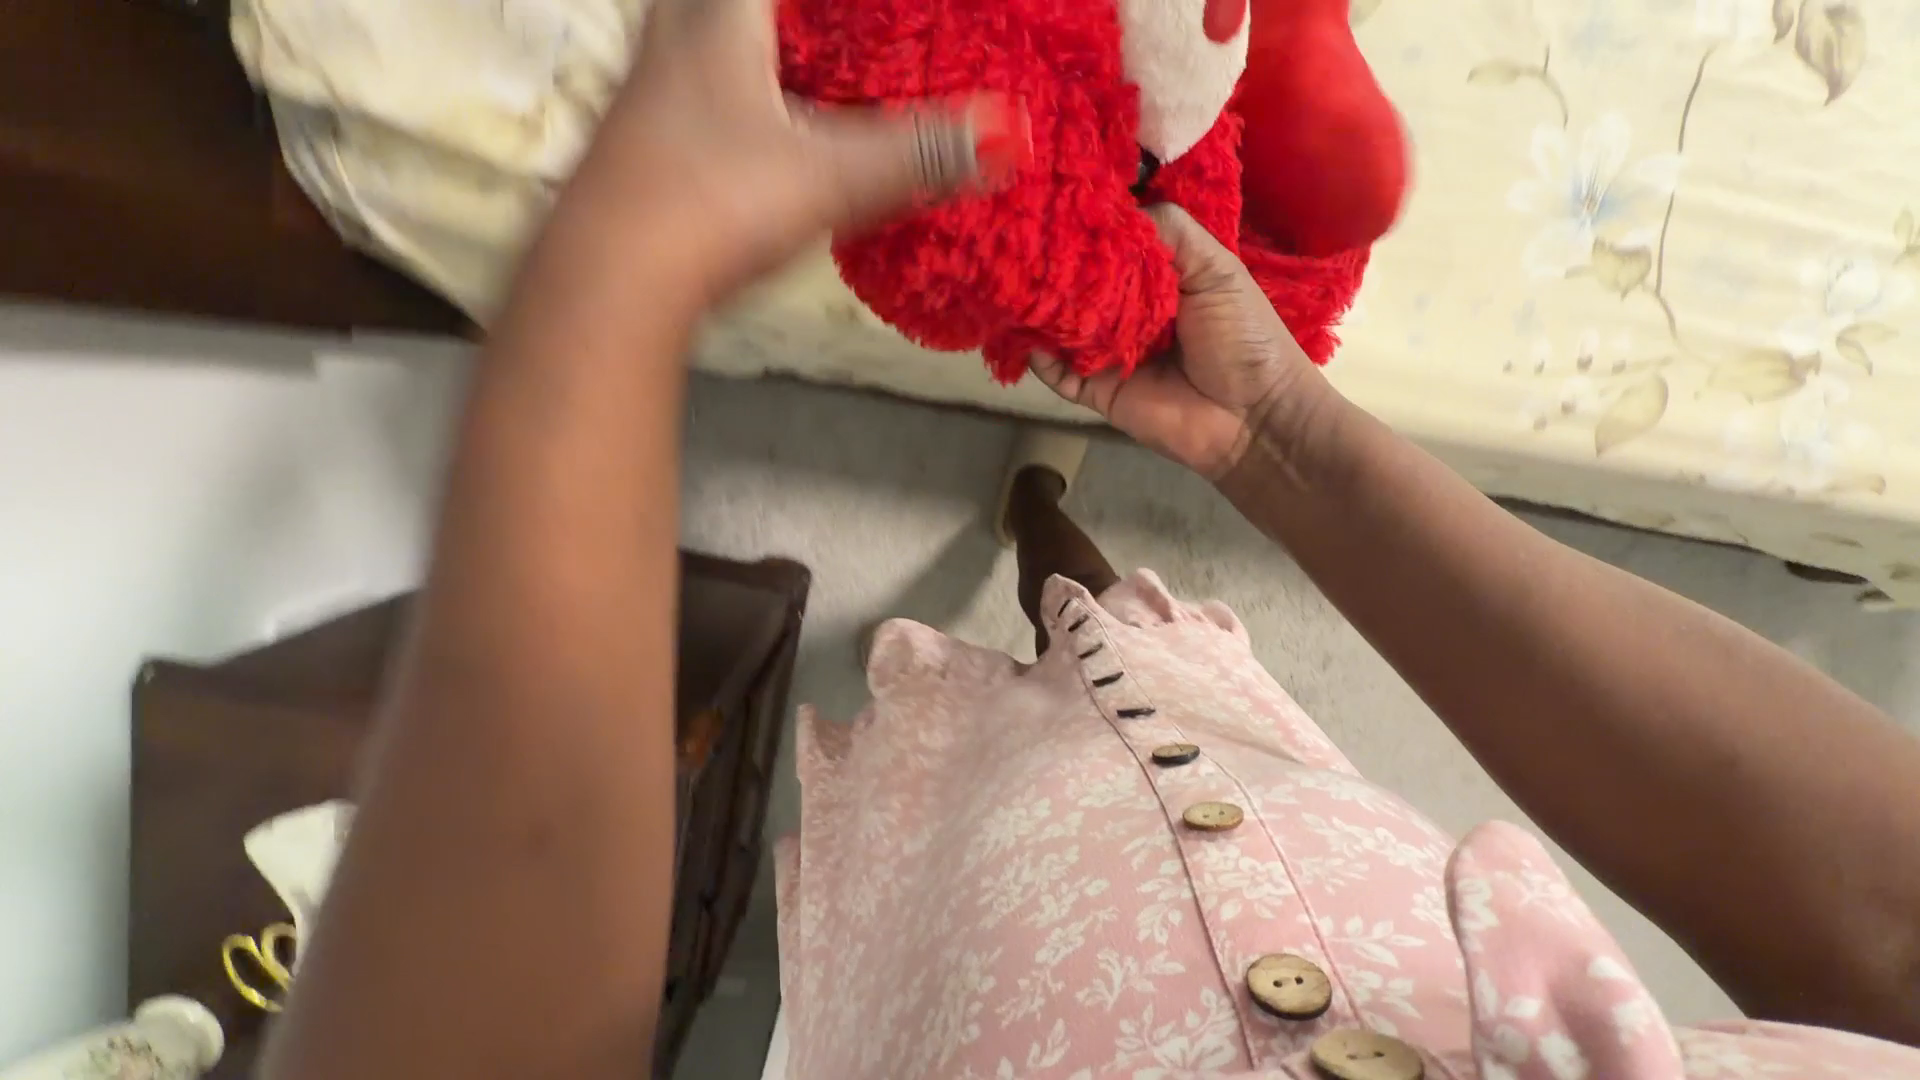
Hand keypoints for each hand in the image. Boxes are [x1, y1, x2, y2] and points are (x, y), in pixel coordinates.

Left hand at [562, 0, 1022, 301]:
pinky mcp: (638, 153)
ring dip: (737, 43)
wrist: (612, 280)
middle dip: (772, 15)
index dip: (818, 4)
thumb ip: (921, 153)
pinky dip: (726, 101)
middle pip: (720, 0)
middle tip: (818, 30)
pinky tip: (748, 135)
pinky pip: (690, 100)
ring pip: (693, 41)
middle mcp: (672, 40)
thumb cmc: (717, 203)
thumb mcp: (832, 177)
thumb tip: (1013, 137)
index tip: (864, 13)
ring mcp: (647, 98)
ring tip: (790, 63)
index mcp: (720, 17)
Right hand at [1030, 205, 1330, 481]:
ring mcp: (1108, 353)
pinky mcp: (1096, 391)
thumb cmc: (1243, 337)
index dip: (1090, 229)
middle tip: (1022, 243)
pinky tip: (1025, 335)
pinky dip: (1040, 358)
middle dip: (1057, 269)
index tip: (1057, 205)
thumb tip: (1116, 211)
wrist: (1251, 416)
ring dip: (1042, 310)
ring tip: (1014, 284)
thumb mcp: (1217, 269)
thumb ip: (1172, 233)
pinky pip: (1058, 373)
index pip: (1115, 247)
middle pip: (1081, 286)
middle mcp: (1128, 311)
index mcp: (1159, 279)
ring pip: (1064, 327)